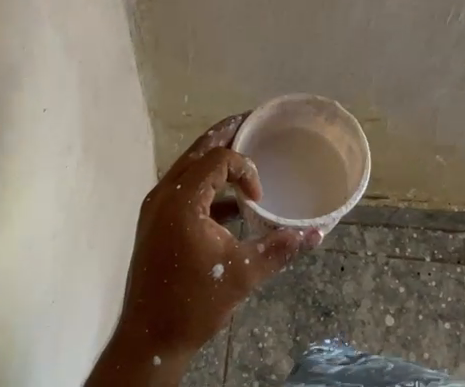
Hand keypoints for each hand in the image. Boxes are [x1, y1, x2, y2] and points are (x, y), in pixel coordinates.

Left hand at [103, 116, 321, 369]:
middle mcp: (164, 195)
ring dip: (215, 159)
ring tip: (243, 156)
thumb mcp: (243, 274)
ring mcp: (155, 208)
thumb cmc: (194, 303)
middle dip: (226, 136)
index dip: (245, 169)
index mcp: (182, 200)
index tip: (259, 197)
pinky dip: (206, 186)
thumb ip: (280, 249)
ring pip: (188, 168)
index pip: (218, 159)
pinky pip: (182, 188)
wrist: (149, 340)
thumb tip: (315, 234)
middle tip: (252, 123)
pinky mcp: (154, 223)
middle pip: (198, 151)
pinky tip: (229, 205)